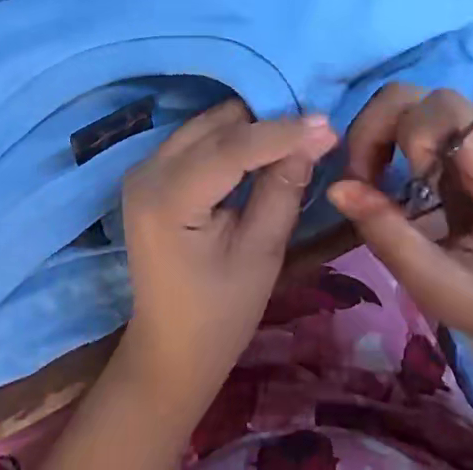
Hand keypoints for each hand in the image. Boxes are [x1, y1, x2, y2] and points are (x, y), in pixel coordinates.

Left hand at [116, 99, 337, 401]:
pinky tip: (262, 152)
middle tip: (314, 136)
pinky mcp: (151, 170)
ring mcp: (145, 168)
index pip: (230, 148)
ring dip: (251, 128)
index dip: (281, 132)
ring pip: (209, 123)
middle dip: (267, 125)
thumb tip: (317, 134)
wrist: (171, 349)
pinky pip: (199, 136)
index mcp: (168, 201)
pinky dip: (233, 138)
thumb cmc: (220, 313)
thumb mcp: (261, 254)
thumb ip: (284, 188)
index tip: (328, 124)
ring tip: (294, 143)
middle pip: (217, 125)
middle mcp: (147, 172)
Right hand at [327, 85, 472, 365]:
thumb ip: (390, 237)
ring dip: (384, 131)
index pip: (446, 111)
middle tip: (363, 179)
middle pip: (425, 96)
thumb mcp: (444, 290)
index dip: (406, 137)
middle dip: (380, 127)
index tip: (389, 189)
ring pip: (420, 101)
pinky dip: (396, 139)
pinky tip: (395, 179)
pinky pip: (425, 120)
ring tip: (373, 179)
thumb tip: (337, 187)